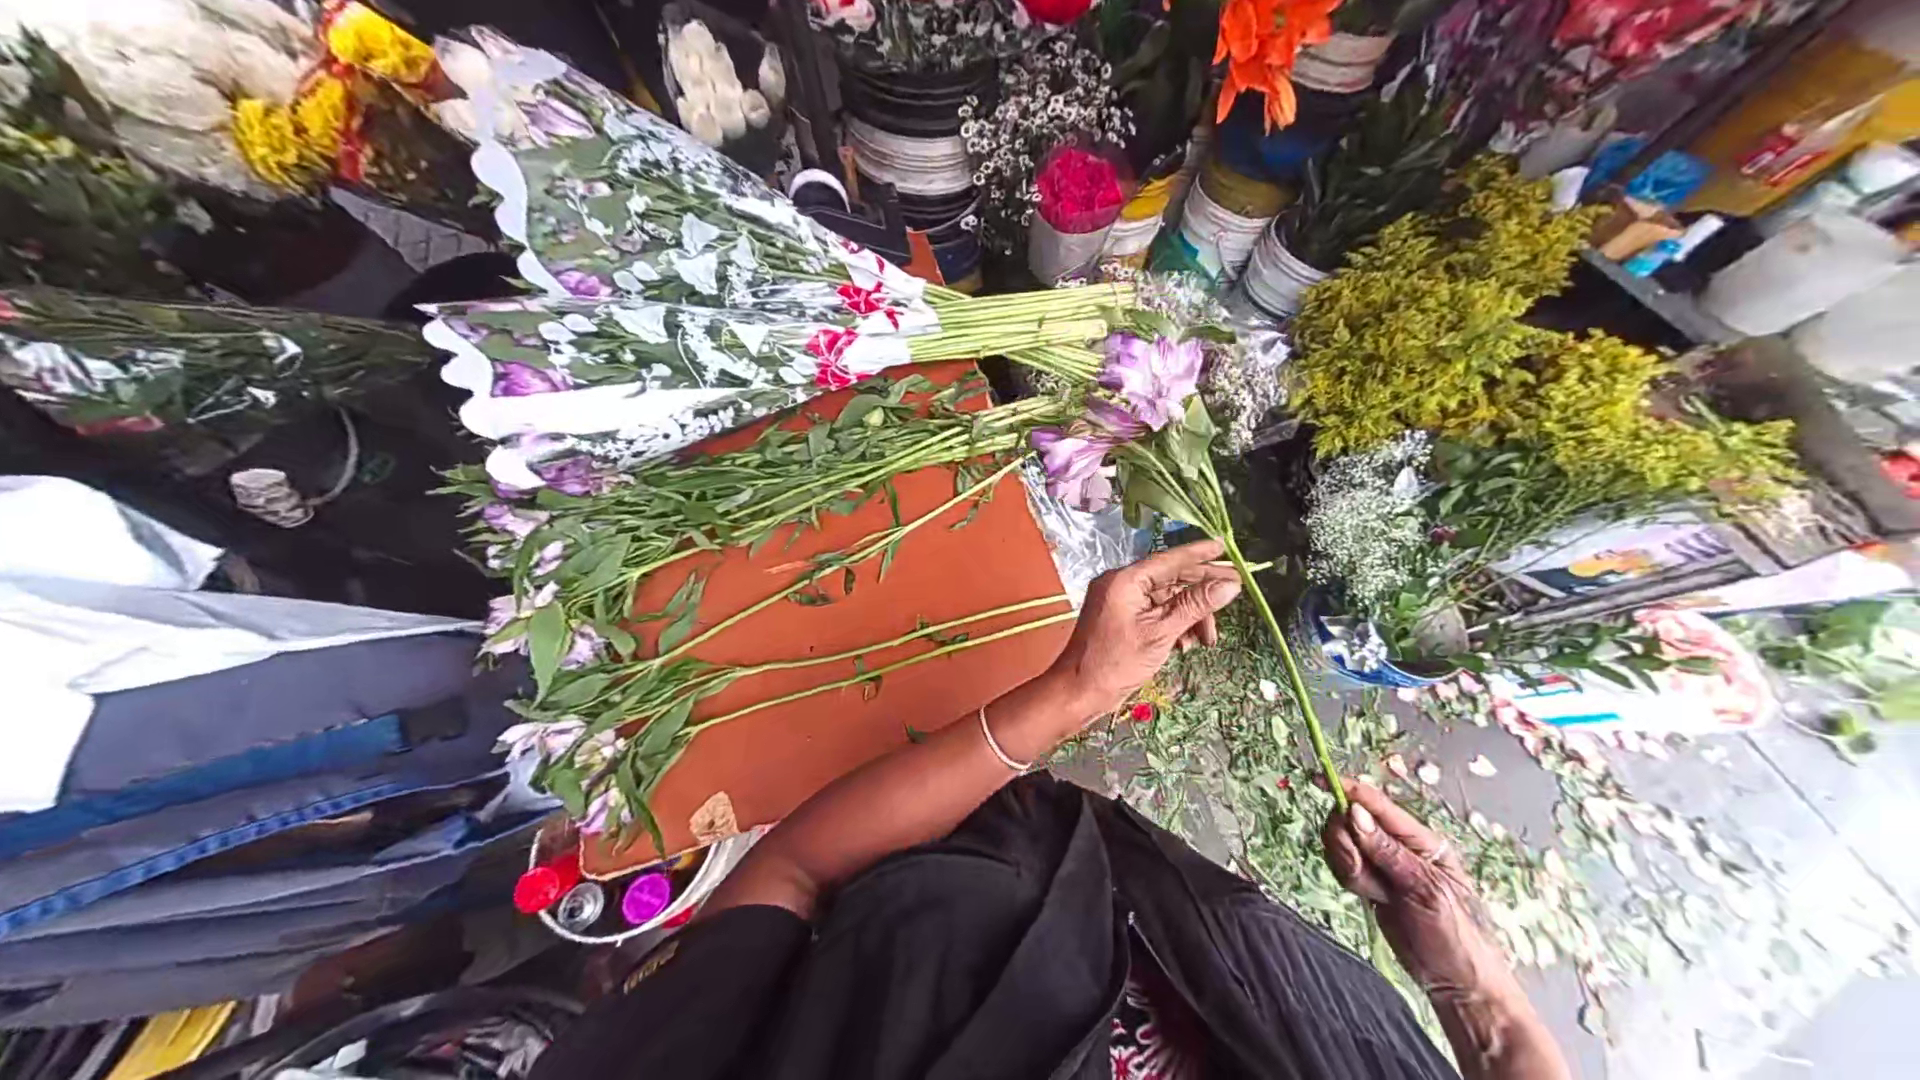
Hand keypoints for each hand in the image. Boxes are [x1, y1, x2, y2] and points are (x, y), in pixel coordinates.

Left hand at [1045, 539, 1241, 717]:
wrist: (1079, 690)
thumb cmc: (1116, 662)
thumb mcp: (1162, 633)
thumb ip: (1195, 606)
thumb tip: (1229, 585)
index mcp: (1125, 580)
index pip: (1169, 560)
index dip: (1199, 554)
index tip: (1224, 547)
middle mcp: (1120, 584)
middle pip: (1169, 578)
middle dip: (1200, 591)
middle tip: (1233, 593)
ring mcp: (1119, 601)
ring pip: (1165, 598)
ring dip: (1189, 616)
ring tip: (1206, 639)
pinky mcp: (1121, 617)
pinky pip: (1154, 612)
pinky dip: (1173, 625)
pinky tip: (1185, 645)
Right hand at [1321, 779, 1521, 1005]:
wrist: (1458, 984)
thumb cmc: (1456, 937)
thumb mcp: (1426, 891)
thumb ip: (1387, 851)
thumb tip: (1354, 812)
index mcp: (1422, 840)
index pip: (1378, 805)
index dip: (1348, 789)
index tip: (1318, 779)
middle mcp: (1399, 845)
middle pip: (1350, 820)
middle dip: (1346, 841)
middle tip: (1359, 868)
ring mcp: (1382, 862)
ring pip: (1341, 841)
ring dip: (1347, 864)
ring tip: (1373, 891)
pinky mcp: (1369, 878)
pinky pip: (1341, 862)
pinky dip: (1346, 876)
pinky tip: (1369, 895)